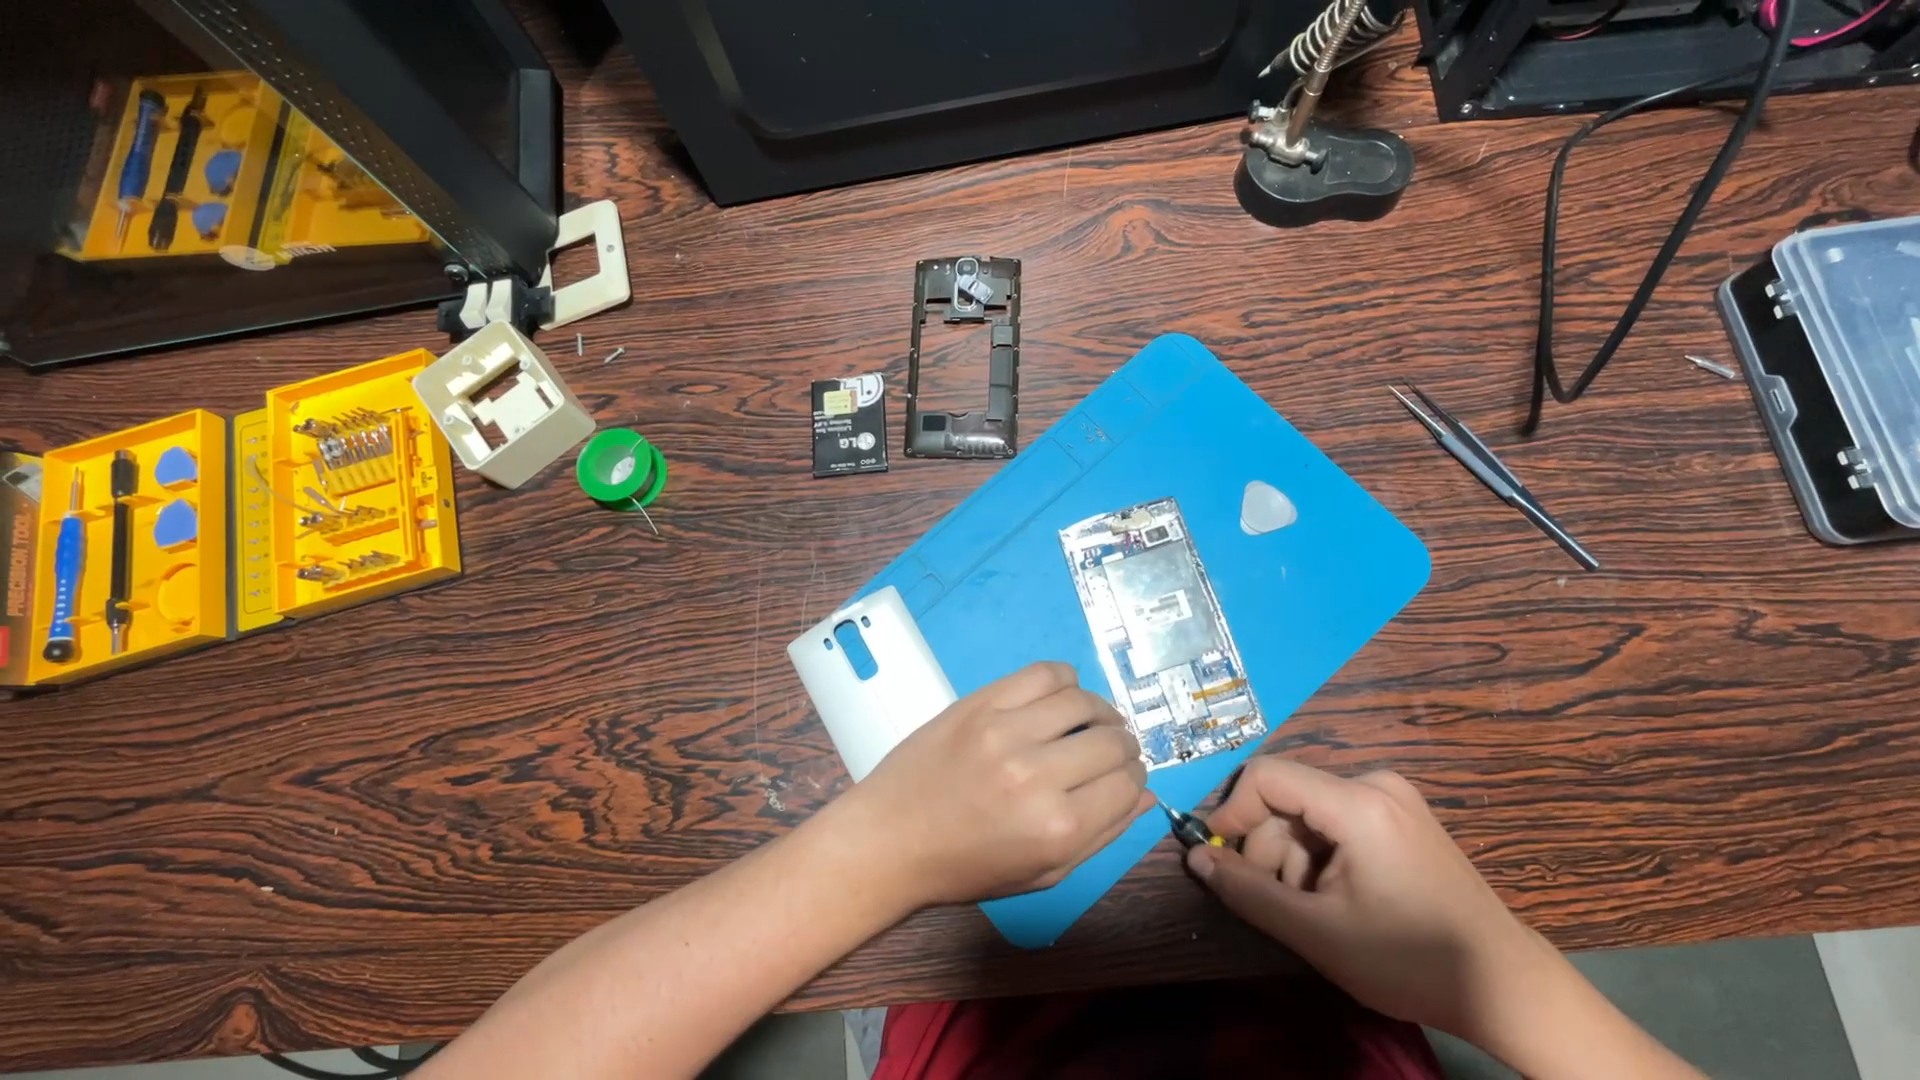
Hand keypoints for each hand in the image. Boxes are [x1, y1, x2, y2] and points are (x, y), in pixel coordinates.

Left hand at [838, 662, 1152, 908]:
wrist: (890, 838)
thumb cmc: (966, 867)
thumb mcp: (1042, 873)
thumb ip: (1101, 835)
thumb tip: (1147, 795)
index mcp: (1059, 828)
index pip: (1129, 784)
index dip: (1134, 778)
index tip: (1122, 777)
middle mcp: (1039, 775)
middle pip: (1113, 741)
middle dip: (1122, 747)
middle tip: (1109, 752)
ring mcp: (1006, 731)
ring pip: (1083, 701)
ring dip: (1100, 711)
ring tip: (1092, 721)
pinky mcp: (980, 703)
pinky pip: (1044, 673)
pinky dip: (1065, 680)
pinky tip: (1062, 697)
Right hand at [1185, 757, 1560, 1045]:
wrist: (1508, 988)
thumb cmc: (1409, 960)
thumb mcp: (1316, 932)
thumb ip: (1247, 891)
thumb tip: (1194, 857)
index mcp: (1358, 804)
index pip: (1267, 776)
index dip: (1232, 811)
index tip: (1218, 857)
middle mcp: (1375, 785)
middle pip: (1287, 799)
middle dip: (1270, 851)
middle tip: (1281, 905)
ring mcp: (1392, 799)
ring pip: (1308, 814)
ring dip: (1294, 860)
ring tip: (1316, 912)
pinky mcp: (1401, 817)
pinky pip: (1335, 822)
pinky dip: (1321, 857)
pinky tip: (1338, 899)